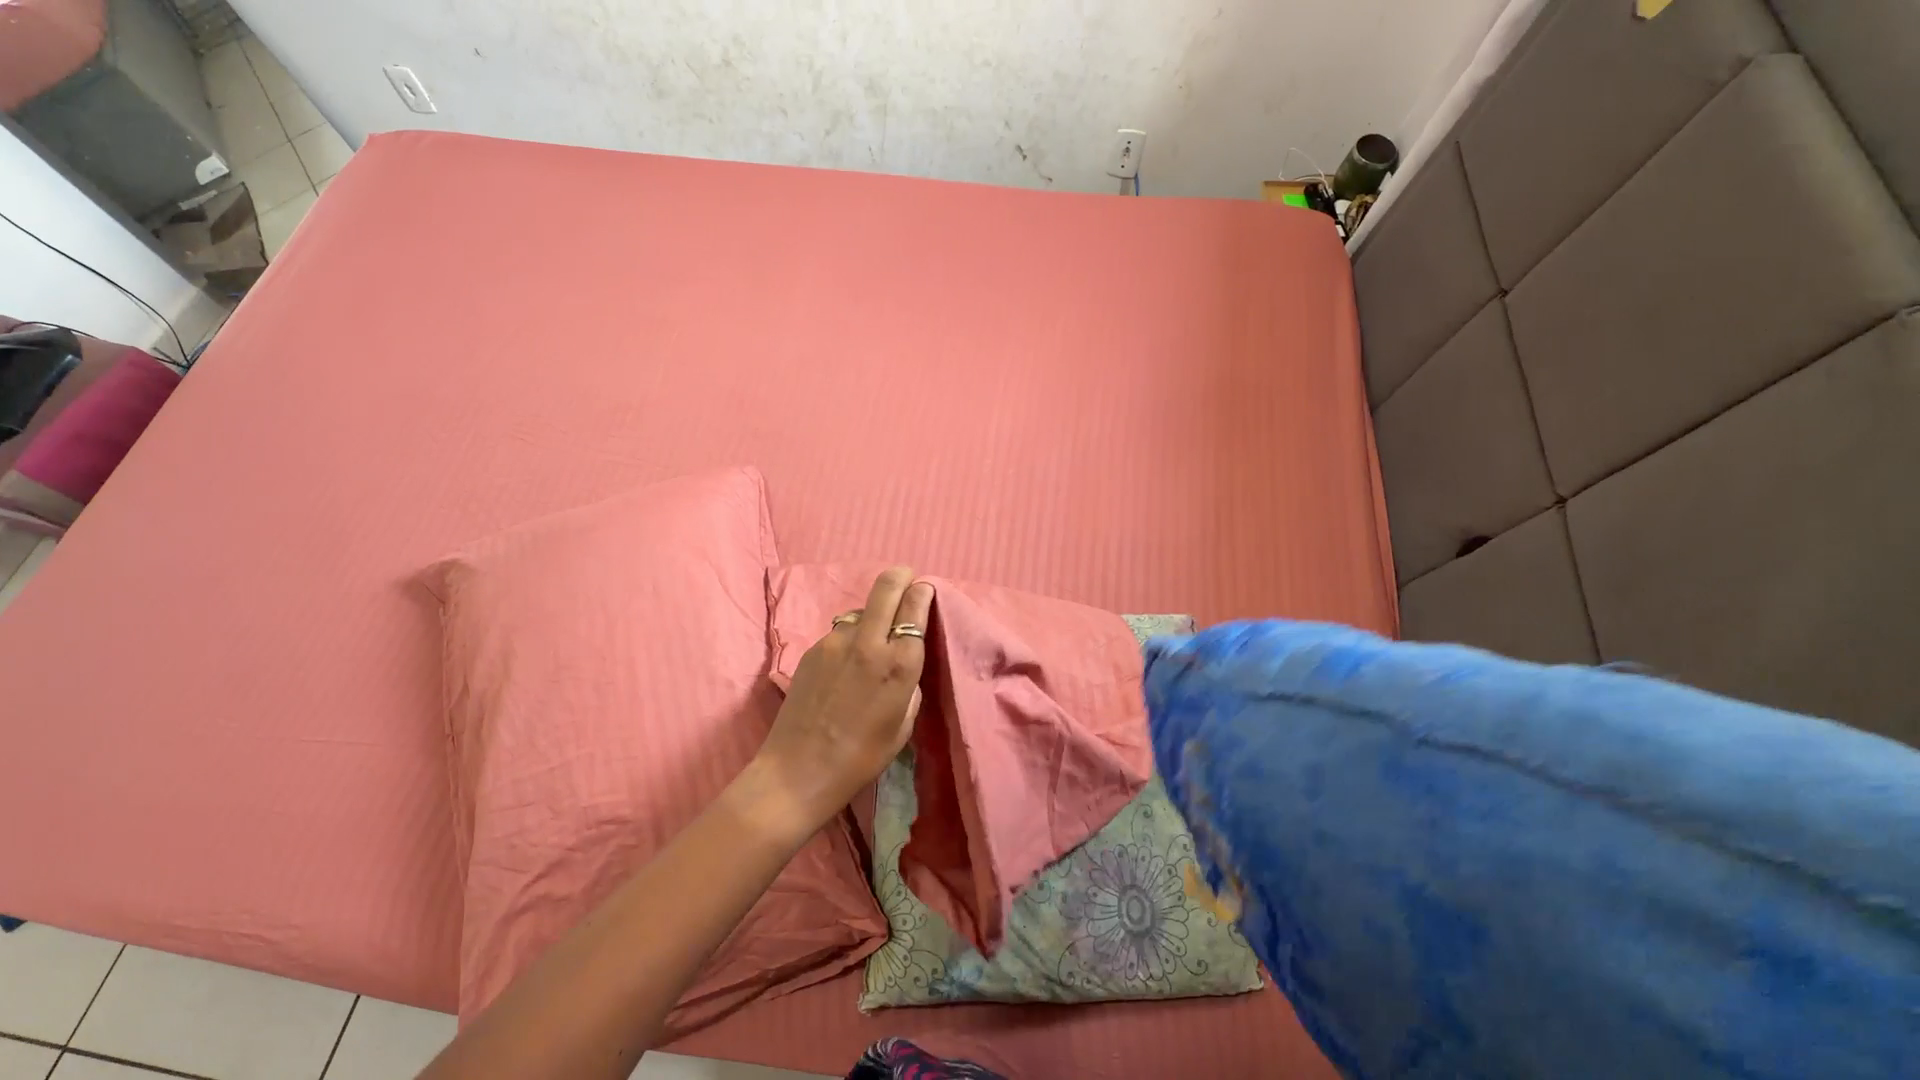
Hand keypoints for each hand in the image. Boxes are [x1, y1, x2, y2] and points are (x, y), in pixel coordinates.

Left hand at [743, 567, 933, 835]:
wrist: (799, 771)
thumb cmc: (862, 758)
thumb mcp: (903, 725)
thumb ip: (908, 685)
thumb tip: (902, 660)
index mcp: (900, 664)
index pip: (915, 607)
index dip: (922, 593)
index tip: (924, 591)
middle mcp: (870, 643)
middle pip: (887, 587)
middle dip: (900, 577)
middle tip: (906, 578)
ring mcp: (836, 642)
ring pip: (861, 610)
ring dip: (872, 614)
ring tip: (873, 637)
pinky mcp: (811, 650)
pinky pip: (840, 632)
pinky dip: (850, 637)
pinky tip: (847, 664)